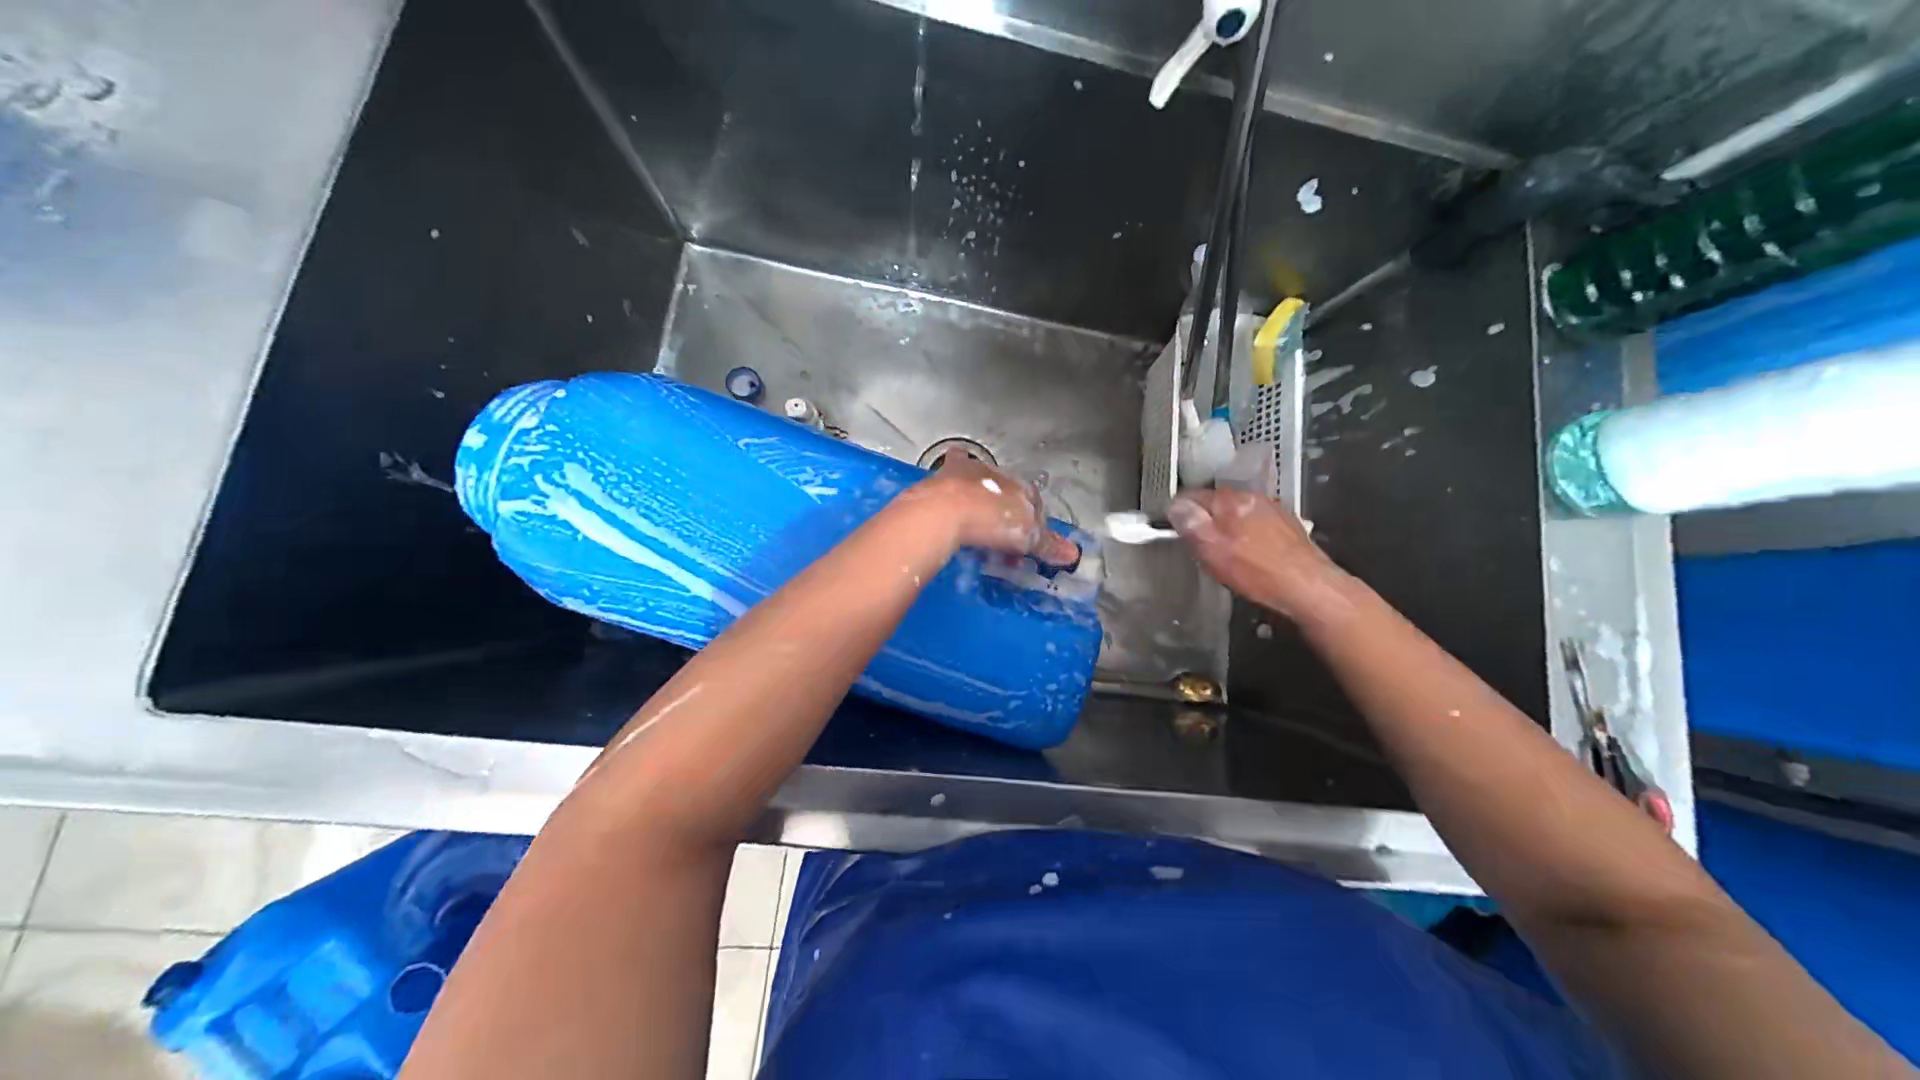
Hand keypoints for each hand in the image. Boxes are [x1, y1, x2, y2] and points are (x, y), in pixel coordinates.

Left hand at [899, 451, 1079, 564]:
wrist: (944, 510)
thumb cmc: (993, 517)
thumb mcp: (1027, 534)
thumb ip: (1047, 543)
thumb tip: (1072, 554)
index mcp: (1017, 480)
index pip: (1032, 499)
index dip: (1032, 523)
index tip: (1027, 546)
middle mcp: (989, 471)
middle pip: (1000, 494)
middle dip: (1001, 517)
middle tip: (1000, 546)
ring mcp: (958, 475)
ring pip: (972, 491)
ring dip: (976, 511)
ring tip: (975, 539)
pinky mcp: (932, 485)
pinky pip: (944, 497)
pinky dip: (948, 509)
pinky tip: (947, 524)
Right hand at [1168, 488, 1341, 616]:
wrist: (1308, 587)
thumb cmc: (1256, 570)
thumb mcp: (1211, 549)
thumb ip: (1190, 523)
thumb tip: (1175, 505)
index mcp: (1230, 499)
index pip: (1192, 495)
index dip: (1179, 512)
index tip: (1174, 531)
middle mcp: (1253, 498)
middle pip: (1217, 505)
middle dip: (1206, 522)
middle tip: (1200, 549)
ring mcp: (1274, 511)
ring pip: (1239, 516)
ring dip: (1229, 530)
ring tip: (1226, 556)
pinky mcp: (1289, 528)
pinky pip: (1258, 527)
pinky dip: (1249, 539)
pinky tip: (1251, 559)